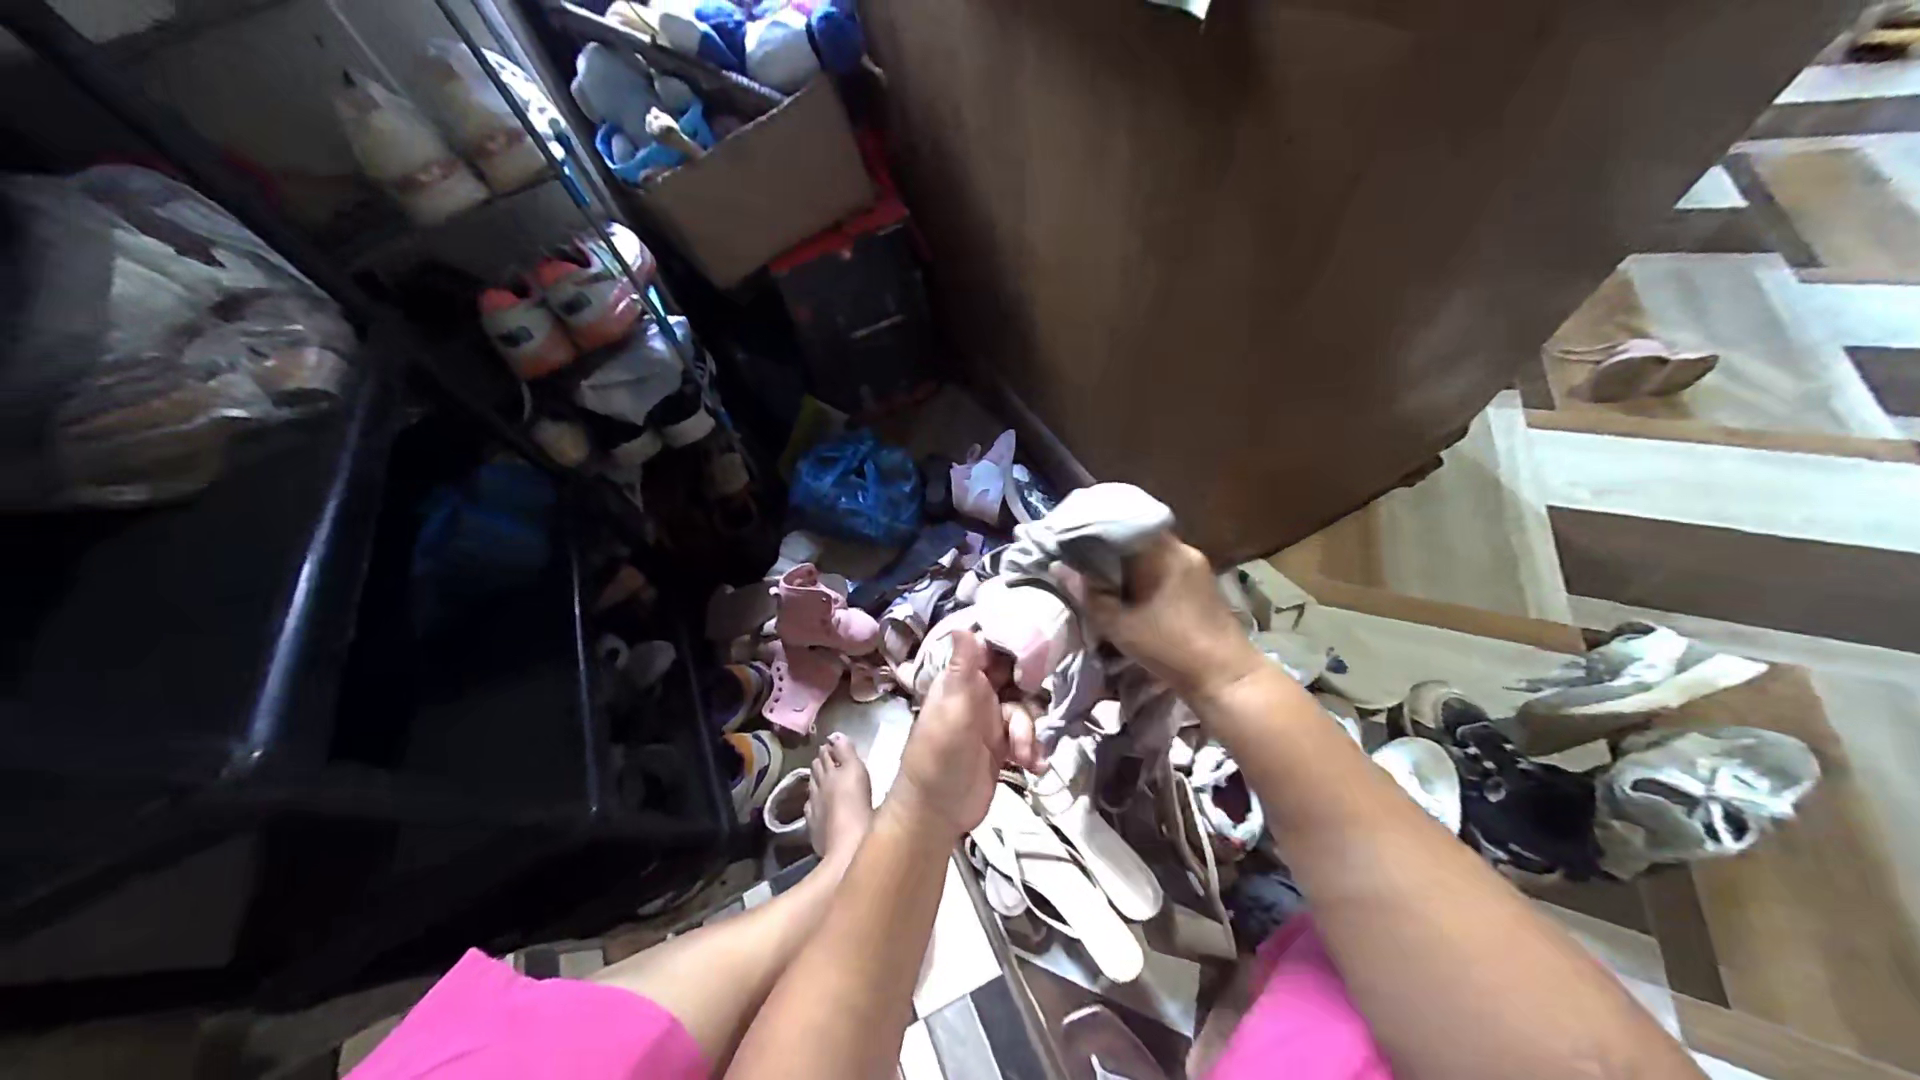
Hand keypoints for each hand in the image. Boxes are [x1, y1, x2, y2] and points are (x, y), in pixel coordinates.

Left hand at [890, 630, 1013, 839]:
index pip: (991, 651)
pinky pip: (1026, 737)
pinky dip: (1032, 749)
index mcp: (961, 680)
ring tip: (1024, 754)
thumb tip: (962, 625)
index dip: (1014, 650)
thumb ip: (961, 667)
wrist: (937, 812)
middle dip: (1029, 698)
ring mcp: (990, 722)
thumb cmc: (939, 754)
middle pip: (1016, 681)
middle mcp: (976, 695)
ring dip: (1029, 732)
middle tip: (1031, 714)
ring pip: (1024, 711)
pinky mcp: (1001, 747)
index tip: (1038, 655)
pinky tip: (1032, 765)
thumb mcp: (952, 707)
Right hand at [1082, 533, 1265, 699]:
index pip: (1120, 523)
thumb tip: (1060, 567)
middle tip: (1080, 559)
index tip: (1070, 539)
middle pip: (1136, 537)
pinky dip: (1145, 572)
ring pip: (1152, 552)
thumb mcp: (1118, 625)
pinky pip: (1166, 565)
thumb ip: (1088, 594)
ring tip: (1101, 575)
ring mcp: (1196, 564)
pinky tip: (1131, 590)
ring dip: (1128, 562)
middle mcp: (1181, 549)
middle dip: (1108, 547)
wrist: (1226, 676)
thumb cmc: (1169, 648)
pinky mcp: (1203, 582)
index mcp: (1160, 551)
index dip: (1092, 529)